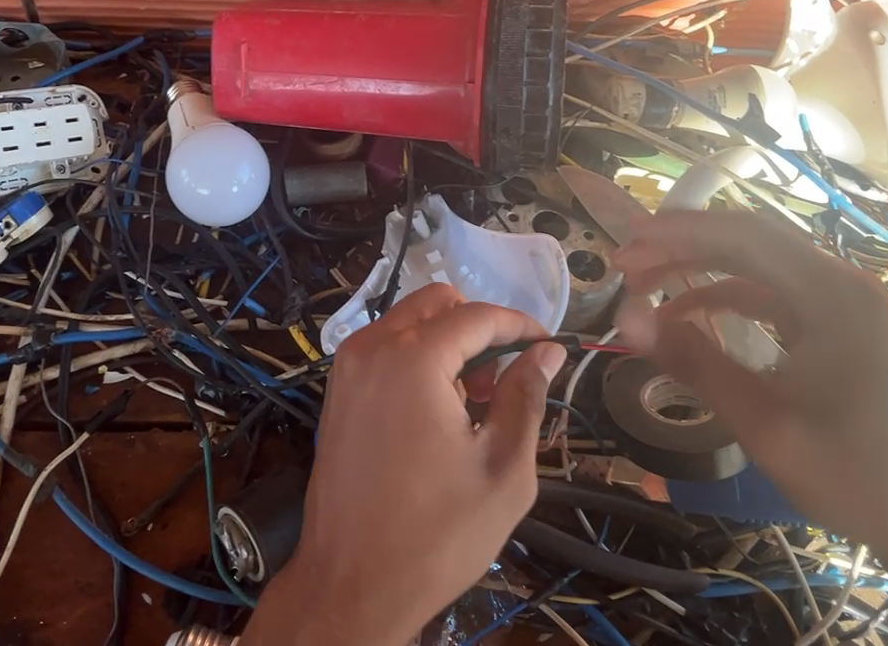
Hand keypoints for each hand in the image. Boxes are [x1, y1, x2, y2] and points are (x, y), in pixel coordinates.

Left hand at [241, 283, 567, 645]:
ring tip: (473, 407)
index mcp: (411, 359)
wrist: (351, 584)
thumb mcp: (502, 469)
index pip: (476, 315)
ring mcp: (347, 367)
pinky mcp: (338, 390)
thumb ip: (525, 396)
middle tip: (502, 383)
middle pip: (436, 303)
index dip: (519, 324)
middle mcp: (372, 347)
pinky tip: (436, 414)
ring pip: (409, 322)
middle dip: (478, 330)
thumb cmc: (435, 534)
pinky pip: (385, 349)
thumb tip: (547, 351)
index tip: (549, 345)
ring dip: (447, 344)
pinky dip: (417, 360)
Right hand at [610, 211, 887, 560]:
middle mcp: (842, 284)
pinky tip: (691, 316)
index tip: (625, 249)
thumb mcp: (762, 419)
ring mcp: (845, 306)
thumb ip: (693, 360)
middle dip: (681, 248)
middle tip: (626, 267)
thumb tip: (625, 317)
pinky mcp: (841, 329)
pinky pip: (773, 294)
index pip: (742, 235)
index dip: (677, 234)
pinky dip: (727, 296)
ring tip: (647, 288)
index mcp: (832, 293)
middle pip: (749, 242)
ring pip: (757, 266)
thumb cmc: (852, 472)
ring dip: (700, 269)